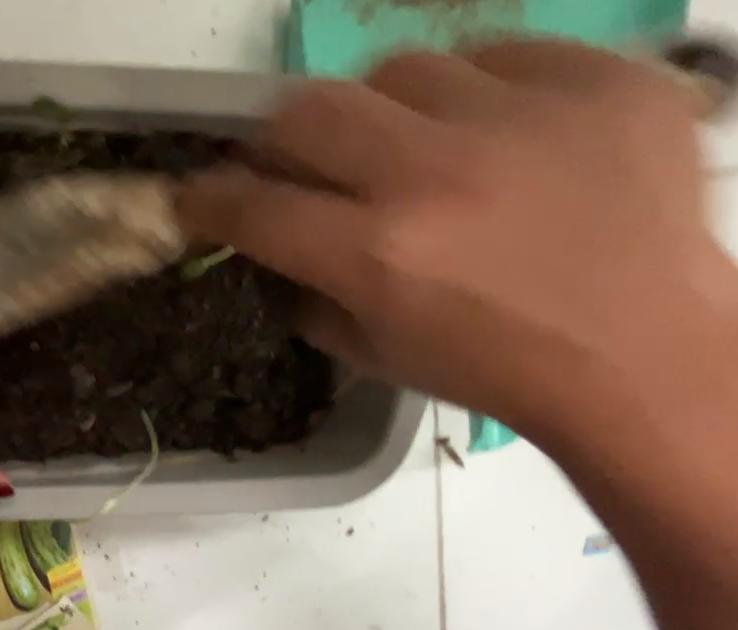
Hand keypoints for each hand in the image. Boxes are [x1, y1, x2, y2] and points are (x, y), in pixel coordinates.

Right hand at [177, 40, 737, 446]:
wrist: (645, 352)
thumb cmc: (487, 364)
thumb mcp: (366, 350)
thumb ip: (307, 290)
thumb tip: (276, 248)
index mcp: (374, 252)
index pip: (252, 205)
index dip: (206, 198)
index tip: (192, 196)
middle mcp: (437, 173)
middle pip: (309, 111)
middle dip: (276, 137)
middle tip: (290, 160)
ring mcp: (528, 118)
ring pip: (401, 71)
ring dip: (379, 110)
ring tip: (402, 143)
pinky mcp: (606, 84)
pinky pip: (505, 56)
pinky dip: (476, 91)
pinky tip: (489, 132)